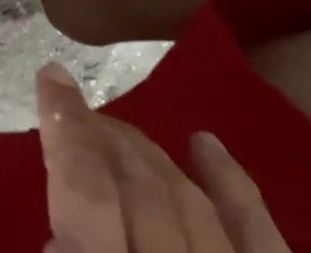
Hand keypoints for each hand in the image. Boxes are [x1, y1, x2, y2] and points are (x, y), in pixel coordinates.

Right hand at [37, 63, 289, 252]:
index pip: (86, 195)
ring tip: (117, 128)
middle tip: (73, 108)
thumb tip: (57, 230)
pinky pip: (259, 232)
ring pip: (190, 200)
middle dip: (102, 136)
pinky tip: (205, 142)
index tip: (52, 77)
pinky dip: (232, 183)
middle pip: (140, 188)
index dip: (66, 133)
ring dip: (149, 153)